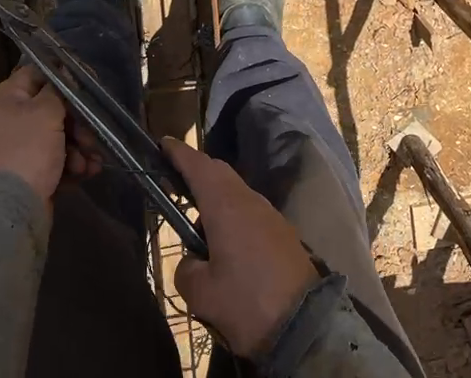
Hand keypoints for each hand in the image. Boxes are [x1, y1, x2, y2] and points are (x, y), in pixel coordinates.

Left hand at [0, 66, 102, 202]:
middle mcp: (11, 118)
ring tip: (89, 161)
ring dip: (79, 147)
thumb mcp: (46, 112)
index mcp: (8, 97)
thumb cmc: (27, 151)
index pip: (39, 73)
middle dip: (78, 123)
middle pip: (53, 108)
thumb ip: (58, 90)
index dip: (65, 76)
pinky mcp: (29, 171)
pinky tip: (86, 172)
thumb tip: (63, 73)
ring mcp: (19, 146)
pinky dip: (71, 164)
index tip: (90, 82)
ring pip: (58, 136)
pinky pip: (55, 159)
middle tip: (90, 136)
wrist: (9, 210)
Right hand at [162, 137, 319, 358]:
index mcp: (226, 206)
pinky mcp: (283, 234)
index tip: (163, 143)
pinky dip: (232, 214)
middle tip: (173, 181)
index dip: (179, 153)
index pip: (198, 166)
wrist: (307, 327)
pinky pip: (250, 211)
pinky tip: (225, 243)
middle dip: (196, 171)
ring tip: (198, 225)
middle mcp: (249, 201)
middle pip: (219, 173)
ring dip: (215, 197)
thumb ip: (187, 269)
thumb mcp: (202, 293)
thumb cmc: (247, 303)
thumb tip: (194, 261)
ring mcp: (270, 216)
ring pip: (236, 192)